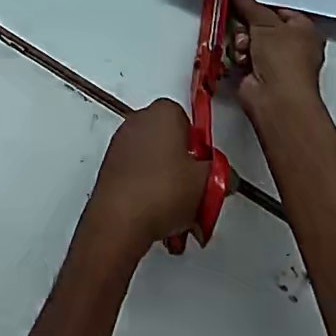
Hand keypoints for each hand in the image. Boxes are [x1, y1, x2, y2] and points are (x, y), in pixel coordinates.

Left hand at [85, 99, 209, 246]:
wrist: (120, 218)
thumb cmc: (164, 190)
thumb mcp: (209, 183)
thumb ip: (223, 175)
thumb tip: (224, 178)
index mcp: (162, 112)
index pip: (186, 120)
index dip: (199, 147)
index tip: (205, 169)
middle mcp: (138, 120)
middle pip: (171, 144)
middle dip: (185, 173)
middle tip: (197, 199)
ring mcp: (121, 143)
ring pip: (156, 165)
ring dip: (171, 190)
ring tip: (182, 220)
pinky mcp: (111, 166)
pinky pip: (140, 177)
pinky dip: (152, 195)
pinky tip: (164, 223)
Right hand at [228, 0, 325, 124]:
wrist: (275, 98)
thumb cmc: (284, 60)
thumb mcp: (264, 21)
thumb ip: (246, 2)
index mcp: (303, 30)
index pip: (276, 9)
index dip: (258, 4)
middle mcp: (290, 46)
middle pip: (258, 23)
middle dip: (246, 24)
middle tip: (242, 23)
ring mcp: (273, 61)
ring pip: (246, 38)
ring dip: (241, 41)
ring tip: (245, 48)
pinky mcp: (256, 73)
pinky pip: (240, 54)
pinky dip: (238, 55)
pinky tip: (242, 60)